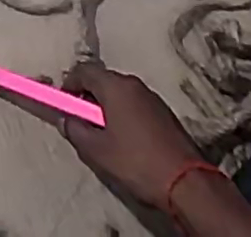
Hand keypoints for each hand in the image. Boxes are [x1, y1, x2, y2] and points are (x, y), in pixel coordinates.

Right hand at [58, 63, 205, 210]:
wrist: (186, 181)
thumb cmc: (136, 162)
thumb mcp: (98, 151)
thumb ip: (76, 131)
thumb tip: (66, 120)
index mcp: (115, 86)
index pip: (84, 70)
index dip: (69, 84)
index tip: (64, 103)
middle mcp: (132, 83)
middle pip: (102, 78)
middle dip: (87, 95)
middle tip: (81, 120)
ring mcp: (150, 95)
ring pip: (119, 90)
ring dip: (106, 104)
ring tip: (102, 132)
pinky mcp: (163, 110)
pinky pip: (134, 101)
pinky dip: (123, 111)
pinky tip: (124, 137)